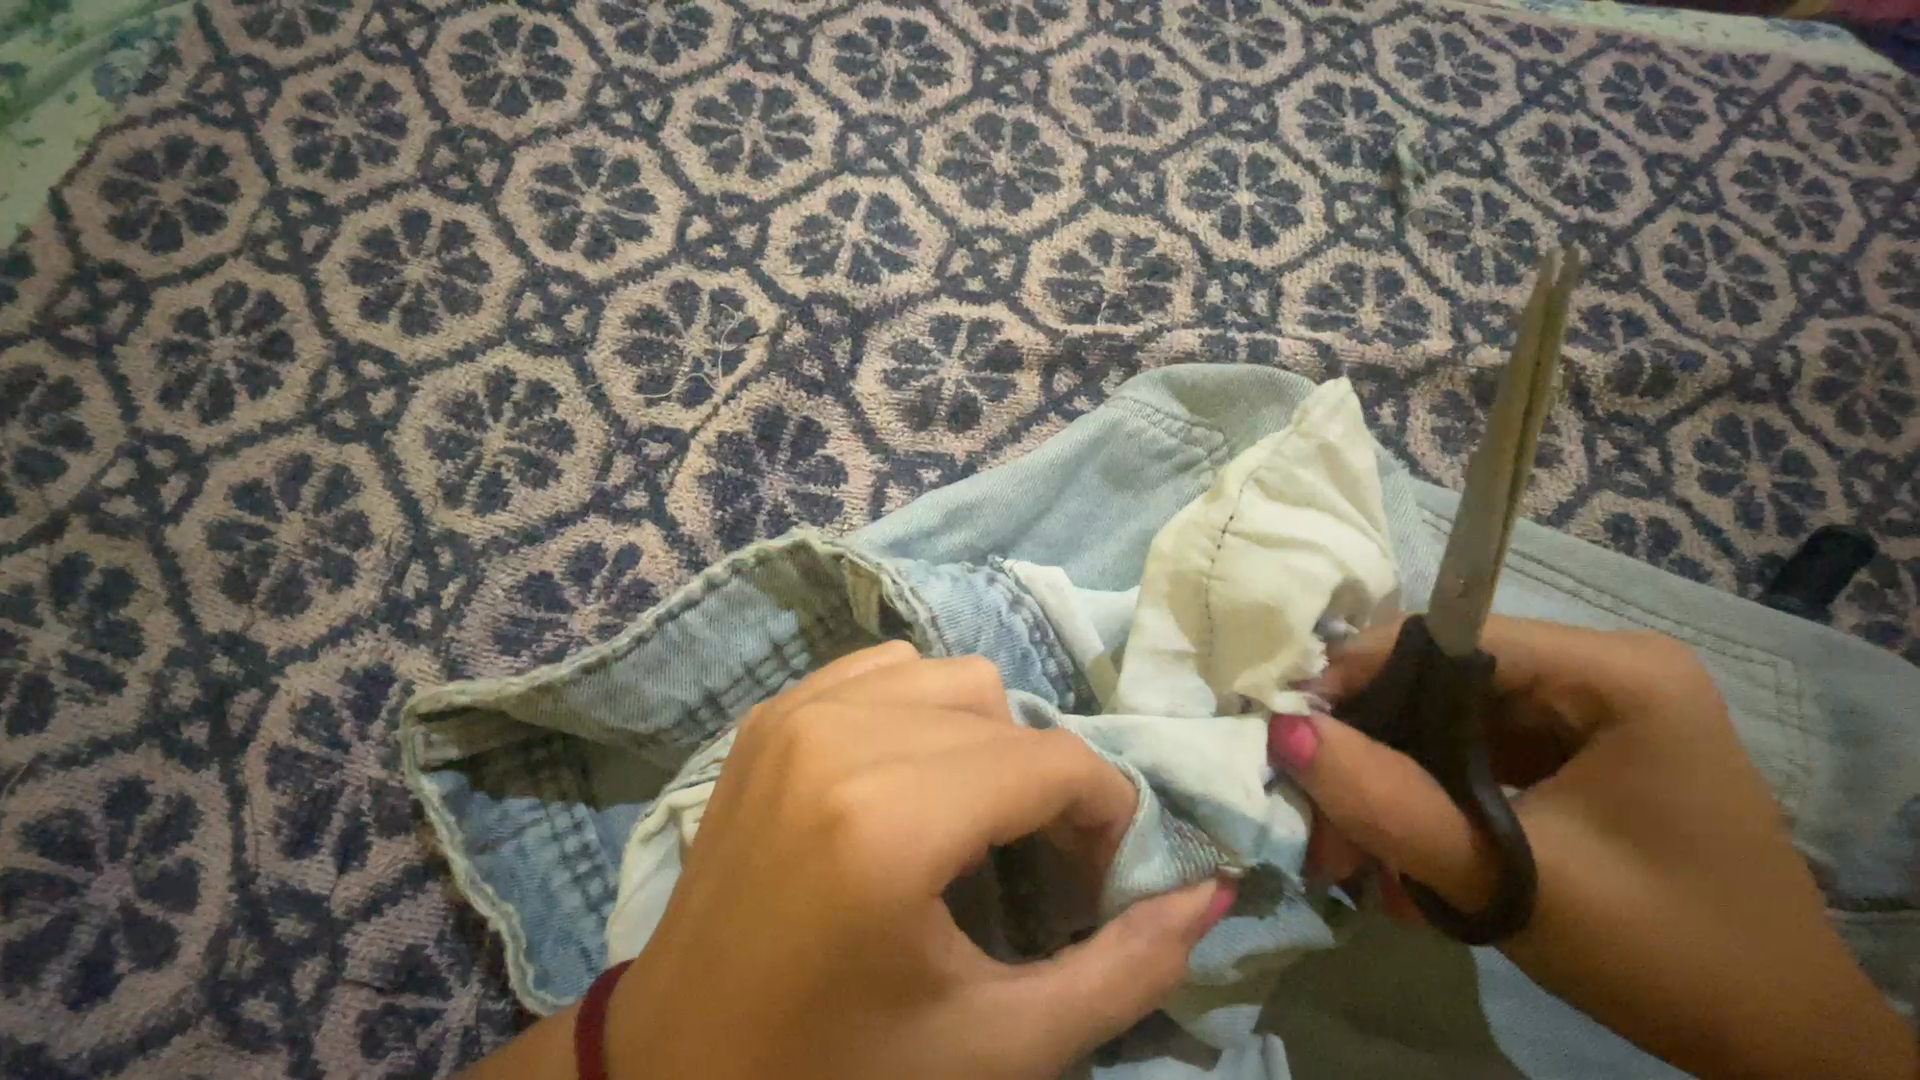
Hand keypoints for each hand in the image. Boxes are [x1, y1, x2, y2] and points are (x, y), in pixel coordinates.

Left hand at [598, 642, 1229, 1079]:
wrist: (679, 1061)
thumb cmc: (837, 1068)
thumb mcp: (998, 1047)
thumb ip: (1123, 970)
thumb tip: (1208, 891)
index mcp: (888, 820)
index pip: (1052, 762)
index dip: (1104, 813)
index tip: (1096, 879)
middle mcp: (838, 737)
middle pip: (1007, 713)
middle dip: (1048, 784)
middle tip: (1040, 863)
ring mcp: (795, 713)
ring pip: (951, 678)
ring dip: (988, 741)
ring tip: (973, 820)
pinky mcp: (770, 714)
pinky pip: (885, 671)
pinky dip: (922, 712)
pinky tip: (911, 780)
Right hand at [1270, 617, 1915, 1079]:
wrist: (1777, 1048)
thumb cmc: (1660, 953)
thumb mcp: (1506, 878)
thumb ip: (1388, 801)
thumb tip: (1280, 730)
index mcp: (1616, 673)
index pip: (1448, 640)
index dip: (1357, 678)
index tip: (1289, 737)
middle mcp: (1604, 671)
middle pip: (1441, 685)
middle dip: (1371, 757)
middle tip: (1319, 826)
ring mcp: (1594, 712)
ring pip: (1447, 723)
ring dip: (1394, 788)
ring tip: (1354, 863)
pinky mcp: (1579, 753)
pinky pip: (1474, 755)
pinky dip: (1430, 802)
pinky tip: (1405, 862)